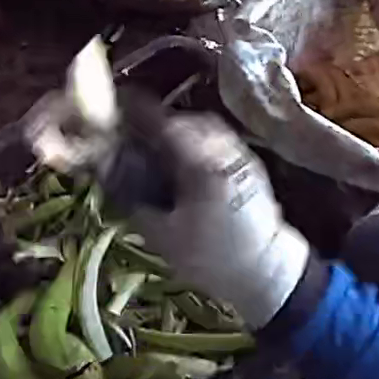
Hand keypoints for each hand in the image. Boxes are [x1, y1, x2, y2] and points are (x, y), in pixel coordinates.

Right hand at [122, 114, 311, 328]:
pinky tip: (188, 159)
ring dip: (182, 129)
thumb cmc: (212, 258)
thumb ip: (134, 203)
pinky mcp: (251, 164)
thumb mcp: (163, 236)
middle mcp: (225, 151)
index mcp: (202, 165)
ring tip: (162, 146)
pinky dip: (200, 139)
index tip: (121, 105)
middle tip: (139, 133)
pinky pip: (220, 138)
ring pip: (206, 126)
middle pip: (186, 120)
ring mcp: (242, 154)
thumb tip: (111, 178)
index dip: (141, 113)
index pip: (166, 125)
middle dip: (160, 122)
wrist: (267, 273)